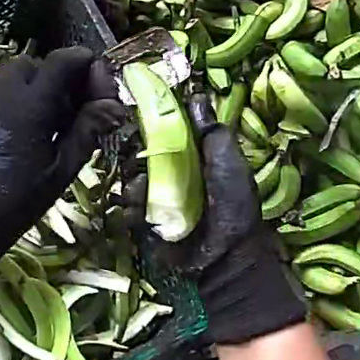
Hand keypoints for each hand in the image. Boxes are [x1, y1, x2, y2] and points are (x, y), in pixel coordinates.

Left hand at [0, 46, 126, 310]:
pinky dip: (2, 105)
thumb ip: (89, 127)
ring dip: (26, 91)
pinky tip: (7, 135)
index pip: (64, 60)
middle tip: (64, 111)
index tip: (95, 89)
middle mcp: (1, 90)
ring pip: (5, 78)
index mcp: (33, 102)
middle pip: (33, 65)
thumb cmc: (24, 195)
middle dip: (52, 79)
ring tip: (35, 124)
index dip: (85, 66)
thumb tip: (113, 105)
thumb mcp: (65, 165)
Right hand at [140, 93, 307, 345]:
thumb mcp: (229, 163)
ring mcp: (156, 197)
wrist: (224, 262)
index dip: (153, 121)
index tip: (140, 112)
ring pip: (130, 178)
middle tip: (138, 156)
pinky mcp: (143, 220)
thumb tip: (196, 97)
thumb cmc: (233, 209)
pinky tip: (137, 210)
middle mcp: (173, 173)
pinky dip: (129, 206)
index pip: (167, 130)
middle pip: (142, 152)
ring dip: (134, 183)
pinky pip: (126, 206)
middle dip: (137, 152)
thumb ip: (212, 133)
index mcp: (195, 156)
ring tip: (142, 191)